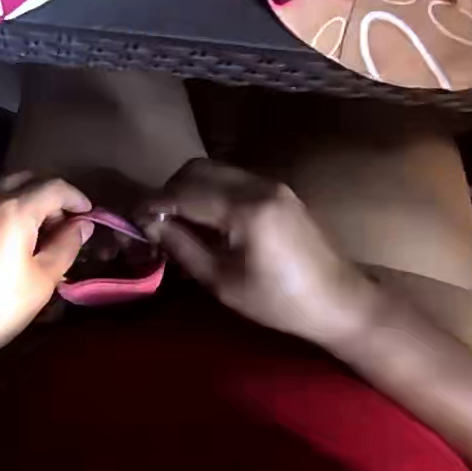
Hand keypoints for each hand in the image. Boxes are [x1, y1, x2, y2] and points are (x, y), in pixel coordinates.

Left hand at [0, 173, 90, 363]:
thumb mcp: (43, 278)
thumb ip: (66, 245)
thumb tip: (82, 225)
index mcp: (13, 209)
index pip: (54, 187)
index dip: (77, 198)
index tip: (90, 215)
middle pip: (28, 180)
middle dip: (52, 195)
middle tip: (66, 222)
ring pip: (6, 189)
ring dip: (29, 201)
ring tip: (43, 232)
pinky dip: (9, 211)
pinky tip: (16, 240)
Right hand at [141, 160, 379, 347]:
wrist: (337, 300)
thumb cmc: (277, 301)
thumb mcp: (220, 281)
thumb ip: (181, 245)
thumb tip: (149, 223)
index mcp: (245, 210)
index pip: (184, 192)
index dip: (154, 204)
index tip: (134, 219)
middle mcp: (258, 185)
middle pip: (197, 169)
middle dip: (169, 190)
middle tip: (156, 221)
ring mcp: (271, 184)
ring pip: (214, 169)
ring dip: (189, 188)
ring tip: (178, 220)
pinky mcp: (278, 190)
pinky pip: (232, 178)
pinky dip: (210, 190)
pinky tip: (206, 218)